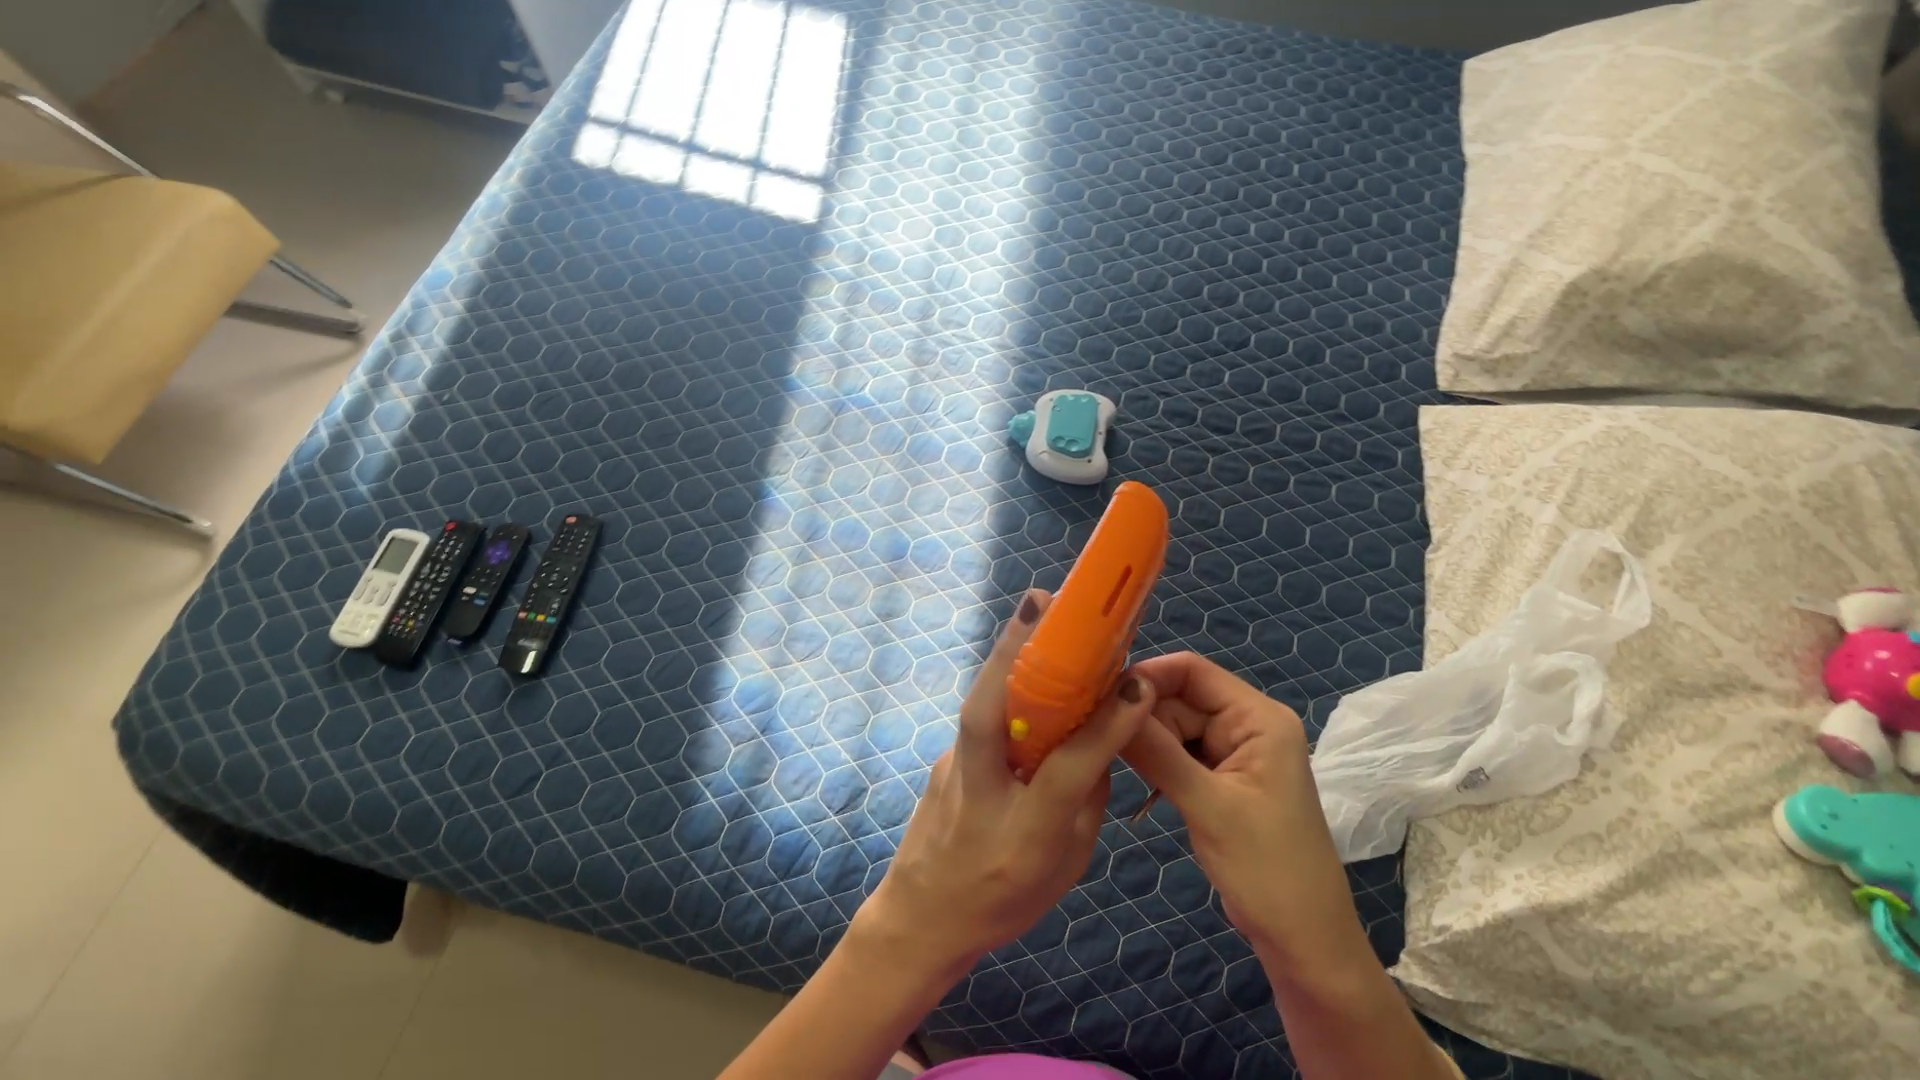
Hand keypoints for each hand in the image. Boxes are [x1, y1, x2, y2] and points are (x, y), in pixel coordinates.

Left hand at [858, 589, 1156, 971]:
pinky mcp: (942, 763)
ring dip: (1005, 657)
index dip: (1103, 726)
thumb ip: (1087, 800)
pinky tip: (1022, 675)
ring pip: (979, 707)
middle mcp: (982, 793)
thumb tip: (1102, 739)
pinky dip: (1001, 689)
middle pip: (989, 715)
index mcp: (1026, 834)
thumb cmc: (1005, 900)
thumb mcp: (1067, 864)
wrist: (919, 920)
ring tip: (1035, 613)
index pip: (1068, 768)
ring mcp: (952, 773)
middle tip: (1042, 602)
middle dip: (1014, 654)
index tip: (1136, 682)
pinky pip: (979, 720)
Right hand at [1122, 653, 1366, 965]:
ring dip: (1145, 742)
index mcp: (1259, 719)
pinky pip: (1179, 754)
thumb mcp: (1208, 806)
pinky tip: (1133, 778)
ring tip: (1109, 759)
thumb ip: (1158, 751)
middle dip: (1142, 716)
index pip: (1193, 672)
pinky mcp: (1221, 781)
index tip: (1100, 696)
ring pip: (1174, 727)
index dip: (1147, 675)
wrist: (1302, 939)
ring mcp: (1234, 755)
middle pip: (1179, 698)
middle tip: (1098, 740)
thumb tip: (1111, 700)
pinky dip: (1156, 763)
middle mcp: (1248, 726)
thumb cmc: (1267, 869)